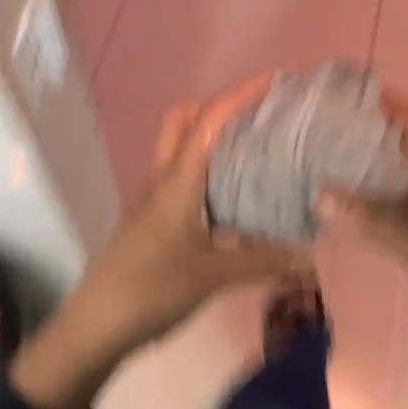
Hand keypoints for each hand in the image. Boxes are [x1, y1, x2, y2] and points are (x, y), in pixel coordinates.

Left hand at [12, 77, 305, 408]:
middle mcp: (163, 180)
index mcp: (177, 181)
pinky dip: (209, 168)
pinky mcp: (155, 221)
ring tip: (256, 144)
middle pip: (183, 120)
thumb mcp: (212, 276)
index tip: (274, 82)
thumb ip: (263, 260)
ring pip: (181, 147)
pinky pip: (183, 176)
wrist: (96, 326)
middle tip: (259, 112)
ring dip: (212, 134)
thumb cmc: (151, 291)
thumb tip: (312, 252)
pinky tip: (236, 193)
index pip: (208, 121)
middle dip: (219, 104)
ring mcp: (155, 200)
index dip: (240, 95)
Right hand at [317, 94, 407, 372]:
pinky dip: (383, 210)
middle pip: (405, 150)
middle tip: (317, 133)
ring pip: (406, 184)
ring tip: (324, 168)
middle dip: (366, 139)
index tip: (340, 91)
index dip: (380, 103)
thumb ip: (375, 223)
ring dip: (371, 177)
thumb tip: (319, 195)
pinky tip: (355, 215)